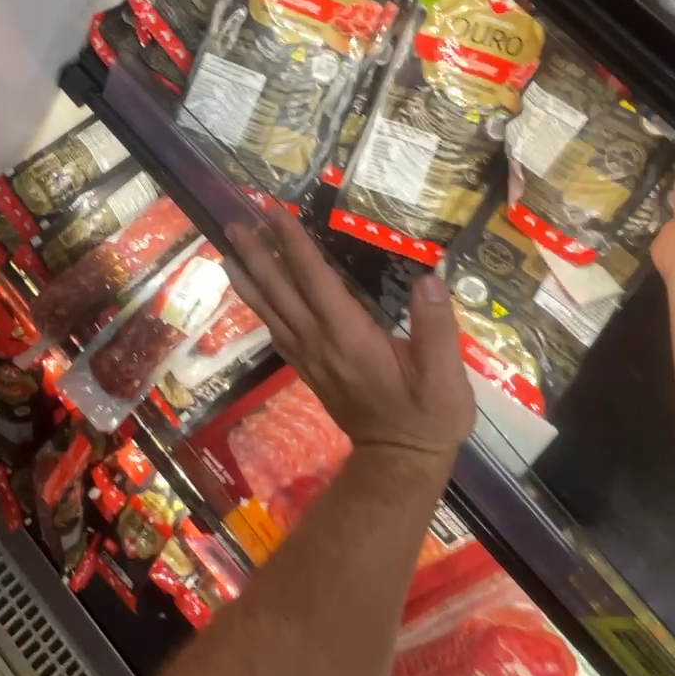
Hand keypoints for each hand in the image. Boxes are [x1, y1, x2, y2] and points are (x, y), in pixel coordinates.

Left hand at [222, 206, 475, 466]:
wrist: (399, 462)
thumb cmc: (428, 417)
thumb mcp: (446, 378)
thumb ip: (437, 329)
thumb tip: (429, 280)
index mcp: (349, 336)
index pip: (314, 280)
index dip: (293, 244)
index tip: (274, 213)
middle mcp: (319, 342)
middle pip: (280, 291)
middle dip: (257, 253)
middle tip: (234, 222)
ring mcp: (308, 356)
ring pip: (269, 310)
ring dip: (248, 277)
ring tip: (228, 249)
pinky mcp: (306, 367)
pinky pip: (274, 328)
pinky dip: (258, 305)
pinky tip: (250, 292)